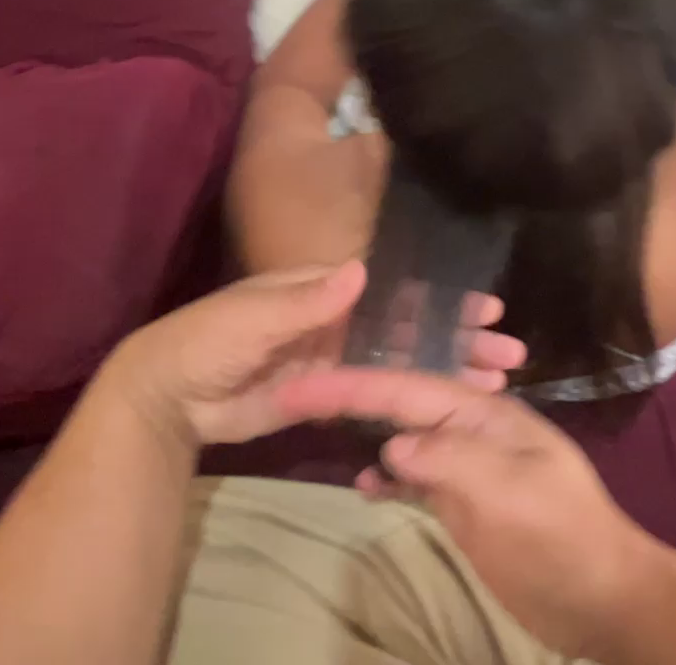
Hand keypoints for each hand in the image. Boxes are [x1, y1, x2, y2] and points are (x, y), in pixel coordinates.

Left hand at [109, 262, 526, 446]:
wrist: (167, 397)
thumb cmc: (207, 341)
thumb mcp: (252, 316)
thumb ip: (305, 300)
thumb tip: (362, 269)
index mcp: (325, 286)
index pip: (397, 286)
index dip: (442, 296)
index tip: (486, 305)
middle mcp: (340, 316)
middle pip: (410, 323)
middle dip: (458, 335)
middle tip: (508, 350)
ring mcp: (337, 356)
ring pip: (402, 359)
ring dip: (445, 367)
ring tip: (495, 380)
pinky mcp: (328, 393)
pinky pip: (378, 392)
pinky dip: (411, 395)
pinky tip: (446, 406)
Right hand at [275, 367, 672, 659]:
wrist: (602, 595)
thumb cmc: (562, 535)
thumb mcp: (512, 492)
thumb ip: (453, 461)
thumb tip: (392, 445)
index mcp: (483, 414)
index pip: (406, 390)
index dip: (352, 385)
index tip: (300, 386)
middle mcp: (470, 430)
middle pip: (400, 403)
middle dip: (348, 395)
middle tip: (292, 397)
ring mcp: (466, 466)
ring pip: (403, 436)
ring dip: (363, 429)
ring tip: (316, 430)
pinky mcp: (464, 502)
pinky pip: (414, 478)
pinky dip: (386, 476)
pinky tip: (364, 485)